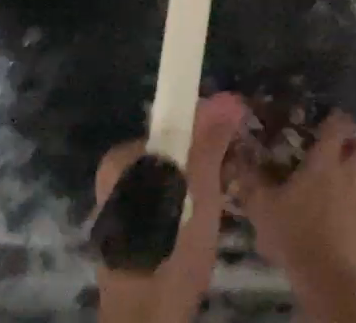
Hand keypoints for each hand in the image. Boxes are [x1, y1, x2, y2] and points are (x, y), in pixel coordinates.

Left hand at [93, 93, 246, 322]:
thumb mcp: (199, 196)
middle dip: (209, 152)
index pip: (173, 120)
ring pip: (174, 168)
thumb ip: (210, 145)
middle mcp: (118, 172)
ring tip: (227, 193)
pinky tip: (208, 213)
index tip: (238, 132)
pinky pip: (168, 190)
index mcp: (124, 159)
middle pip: (175, 144)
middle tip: (236, 171)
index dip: (210, 122)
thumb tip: (228, 97)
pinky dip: (191, 195)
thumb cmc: (171, 258)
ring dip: (204, 175)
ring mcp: (124, 197)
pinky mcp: (134, 220)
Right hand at [237, 111, 355, 279]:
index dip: (338, 119)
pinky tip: (352, 213)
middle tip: (343, 148)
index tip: (331, 118)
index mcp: (324, 162)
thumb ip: (250, 180)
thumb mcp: (261, 206)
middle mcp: (349, 175)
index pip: (339, 127)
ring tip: (353, 176)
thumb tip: (237, 157)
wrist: (325, 276)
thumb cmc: (292, 232)